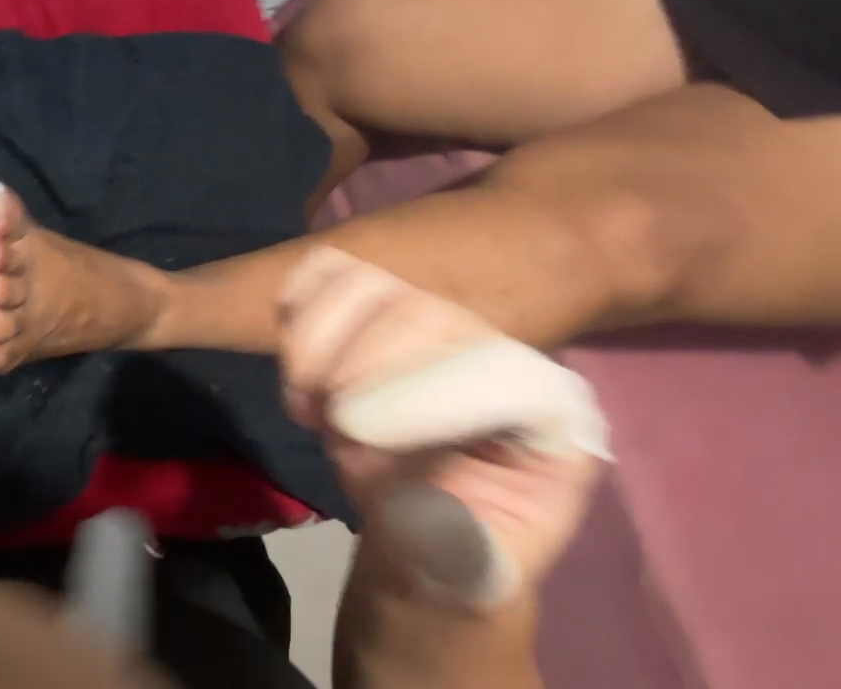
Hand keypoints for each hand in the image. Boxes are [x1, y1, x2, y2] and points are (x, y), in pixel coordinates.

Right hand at [278, 248, 606, 607]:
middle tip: (331, 427)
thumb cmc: (455, 556)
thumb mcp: (460, 564)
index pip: (496, 366)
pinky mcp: (367, 312)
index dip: (418, 393)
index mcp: (546, 414)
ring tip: (307, 402)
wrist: (422, 536)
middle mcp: (491, 348)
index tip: (353, 435)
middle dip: (355, 368)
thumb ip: (440, 520)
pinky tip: (297, 370)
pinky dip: (294, 314)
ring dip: (314, 343)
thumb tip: (388, 454)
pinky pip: (322, 276)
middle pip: (418, 309)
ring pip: (362, 284)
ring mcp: (426, 322)